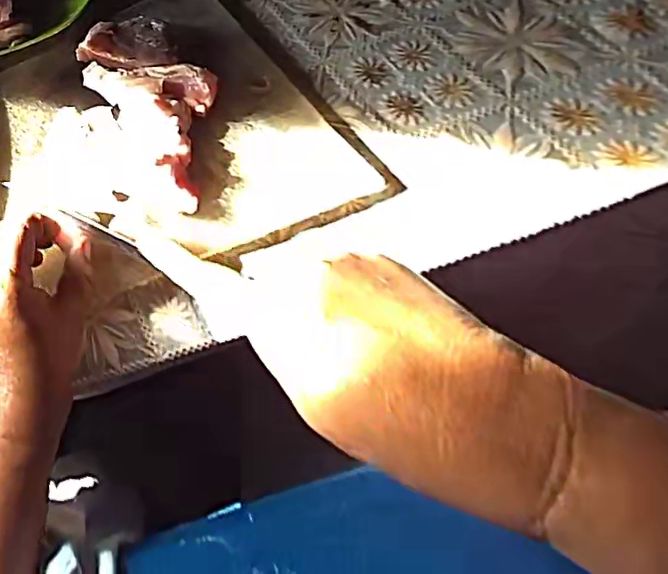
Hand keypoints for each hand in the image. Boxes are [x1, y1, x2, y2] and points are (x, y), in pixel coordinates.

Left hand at [0, 213, 93, 447]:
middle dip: (26, 229)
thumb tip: (82, 243)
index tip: (67, 235)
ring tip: (41, 260)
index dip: (47, 223)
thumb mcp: (70, 319)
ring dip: (10, 241)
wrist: (12, 417)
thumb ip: (76, 274)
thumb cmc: (43, 377)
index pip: (18, 227)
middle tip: (55, 243)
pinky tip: (24, 277)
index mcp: (4, 285)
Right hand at [126, 233, 577, 535]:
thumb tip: (247, 311)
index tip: (138, 231)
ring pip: (297, 270)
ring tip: (363, 346)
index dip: (169, 256)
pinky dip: (344, 291)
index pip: (210, 280)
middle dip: (271, 303)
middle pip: (258, 275)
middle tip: (319, 351)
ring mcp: (348, 257)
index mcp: (288, 320)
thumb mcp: (320, 407)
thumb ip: (270, 346)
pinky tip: (382, 330)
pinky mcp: (381, 253)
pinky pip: (333, 267)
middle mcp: (310, 275)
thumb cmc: (422, 436)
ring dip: (312, 298)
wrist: (528, 429)